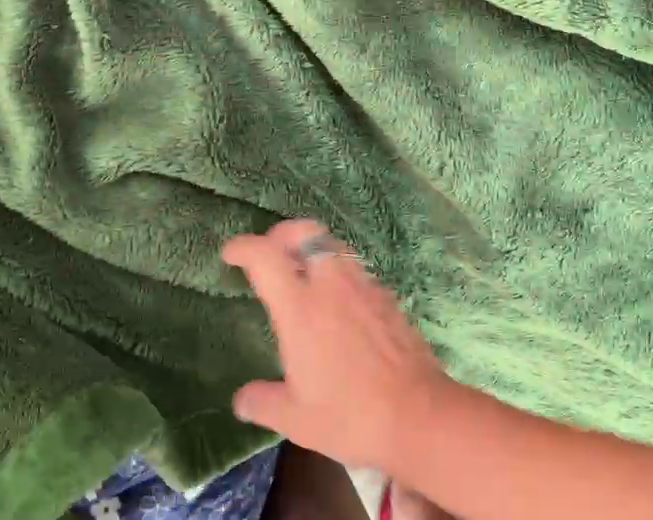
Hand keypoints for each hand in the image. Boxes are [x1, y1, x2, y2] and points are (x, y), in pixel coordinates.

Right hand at [221, 219, 451, 469]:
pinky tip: (341, 303)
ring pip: (334, 246)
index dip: (242, 247)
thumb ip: (263, 403)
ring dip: (313, 249)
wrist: (422, 417)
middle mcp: (330, 285)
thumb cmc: (352, 415)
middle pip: (305, 232)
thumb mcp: (296, 419)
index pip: (264, 256)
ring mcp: (364, 288)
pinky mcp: (389, 299)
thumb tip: (242, 400)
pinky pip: (357, 270)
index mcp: (299, 307)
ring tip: (304, 273)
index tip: (230, 255)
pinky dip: (340, 273)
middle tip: (271, 252)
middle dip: (282, 234)